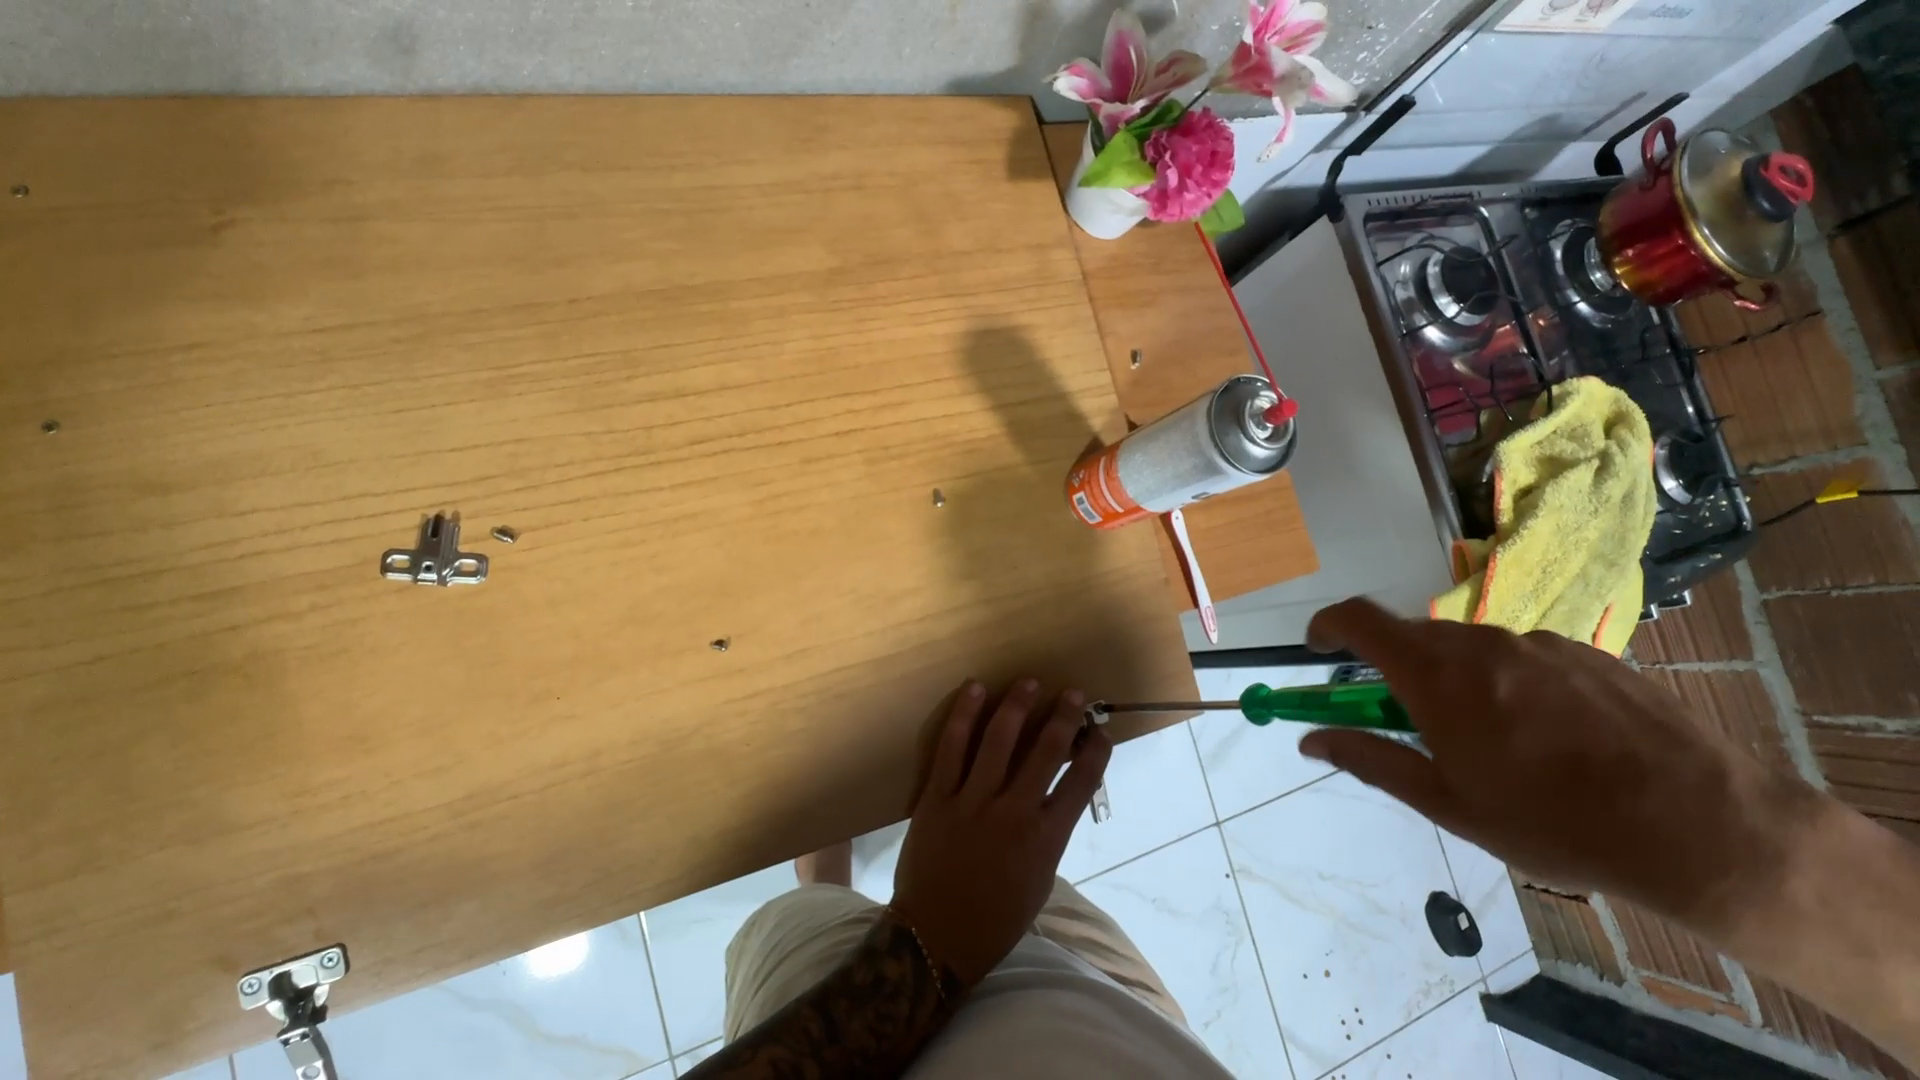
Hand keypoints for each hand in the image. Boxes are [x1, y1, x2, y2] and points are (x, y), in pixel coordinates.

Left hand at [890, 678, 1110, 986]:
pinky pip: (952, 749)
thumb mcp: (1039, 880)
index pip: (1081, 782)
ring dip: (1017, 706)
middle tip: (1072, 693)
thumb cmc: (995, 919)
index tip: (1100, 730)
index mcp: (1046, 839)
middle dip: (1063, 717)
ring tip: (1028, 682)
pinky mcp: (937, 799)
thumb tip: (1056, 796)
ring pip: (1000, 741)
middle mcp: (1015, 814)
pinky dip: (965, 716)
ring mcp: (974, 803)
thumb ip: (1049, 834)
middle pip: (1046, 752)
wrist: (936, 938)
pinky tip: (975, 690)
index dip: (1095, 750)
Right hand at [1297, 598, 1816, 931]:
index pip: (1359, 620)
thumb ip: (1371, 760)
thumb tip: (1311, 739)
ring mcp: (1542, 644)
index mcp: (1437, 675)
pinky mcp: (1590, 654)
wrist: (1701, 824)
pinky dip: (1506, 683)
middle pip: (1414, 636)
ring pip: (1471, 649)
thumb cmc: (1553, 822)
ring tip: (1487, 742)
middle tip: (1404, 720)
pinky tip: (1546, 738)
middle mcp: (1483, 643)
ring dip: (1453, 679)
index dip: (1328, 627)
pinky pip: (1524, 657)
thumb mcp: (1447, 803)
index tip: (1317, 650)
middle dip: (1392, 669)